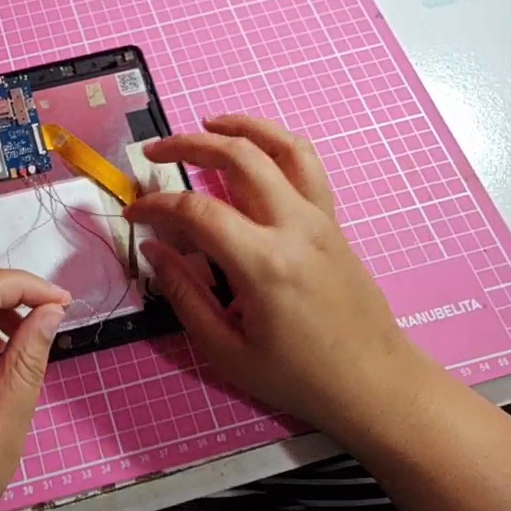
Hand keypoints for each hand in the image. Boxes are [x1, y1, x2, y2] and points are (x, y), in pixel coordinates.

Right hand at [128, 115, 442, 440]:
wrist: (377, 386)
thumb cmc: (299, 377)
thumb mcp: (227, 350)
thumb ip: (184, 294)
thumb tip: (154, 248)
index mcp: (264, 263)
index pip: (197, 210)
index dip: (157, 205)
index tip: (134, 212)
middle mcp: (294, 227)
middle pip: (239, 157)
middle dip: (189, 145)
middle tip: (156, 152)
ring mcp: (320, 218)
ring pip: (282, 146)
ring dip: (240, 126)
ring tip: (207, 124)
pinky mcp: (332, 220)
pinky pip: (305, 164)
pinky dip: (275, 142)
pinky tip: (251, 147)